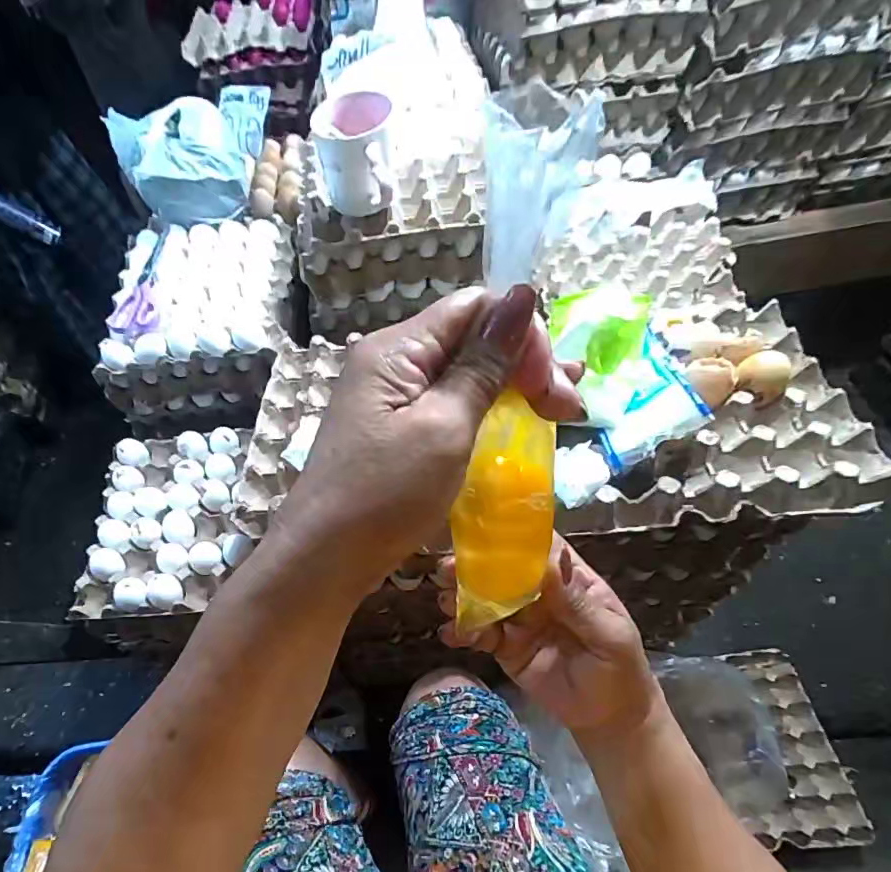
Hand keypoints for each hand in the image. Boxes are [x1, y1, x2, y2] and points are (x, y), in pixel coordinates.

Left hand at [272, 284, 583, 592]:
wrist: (324, 557)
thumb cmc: (385, 495)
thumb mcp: (444, 427)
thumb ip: (483, 365)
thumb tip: (524, 295)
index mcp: (396, 349)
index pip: (476, 308)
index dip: (524, 337)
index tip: (553, 390)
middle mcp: (388, 363)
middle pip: (469, 338)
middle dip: (524, 363)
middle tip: (567, 410)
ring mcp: (387, 399)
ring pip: (460, 374)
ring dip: (510, 388)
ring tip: (558, 411)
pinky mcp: (391, 431)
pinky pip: (444, 406)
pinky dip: (482, 413)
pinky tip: (514, 425)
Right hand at [439, 534, 662, 735]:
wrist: (609, 718)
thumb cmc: (619, 668)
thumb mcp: (607, 634)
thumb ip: (574, 603)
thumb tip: (545, 564)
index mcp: (569, 580)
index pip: (540, 548)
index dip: (514, 536)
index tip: (483, 531)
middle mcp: (539, 594)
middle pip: (502, 572)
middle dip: (473, 568)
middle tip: (447, 569)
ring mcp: (519, 620)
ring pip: (484, 601)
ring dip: (461, 598)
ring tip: (444, 601)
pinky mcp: (504, 647)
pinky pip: (480, 635)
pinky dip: (462, 633)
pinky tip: (450, 634)